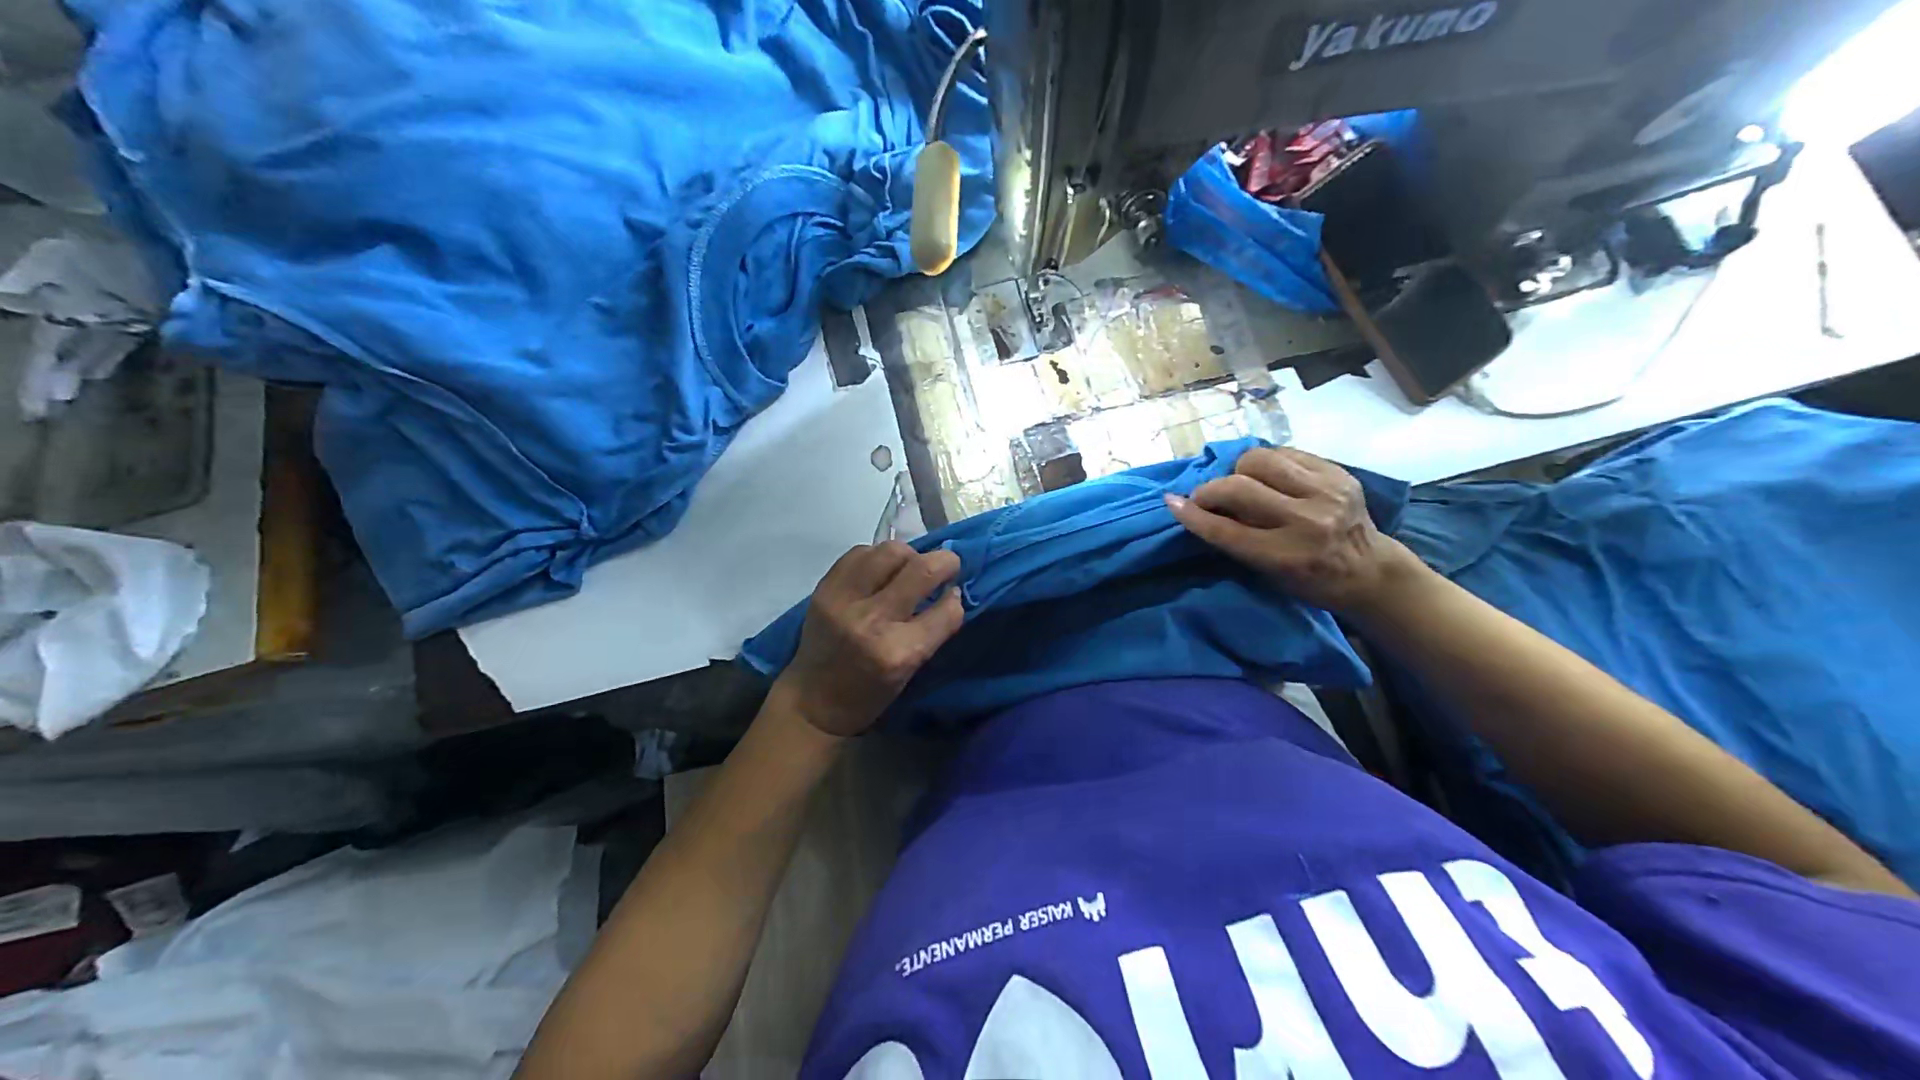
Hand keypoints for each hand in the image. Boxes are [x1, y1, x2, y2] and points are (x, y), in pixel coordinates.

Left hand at [772, 542, 965, 736]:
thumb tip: (951, 590)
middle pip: (921, 569)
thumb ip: (933, 631)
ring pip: (891, 551)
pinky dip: (877, 557)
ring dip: (909, 556)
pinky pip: (860, 552)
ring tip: (907, 570)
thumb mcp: (910, 671)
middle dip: (944, 562)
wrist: (812, 702)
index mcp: (898, 652)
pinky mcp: (824, 588)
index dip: (955, 598)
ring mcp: (844, 600)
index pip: (946, 610)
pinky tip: (880, 572)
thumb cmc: (869, 694)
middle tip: (945, 568)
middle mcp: (872, 620)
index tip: (952, 593)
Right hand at [1165, 446, 1422, 614]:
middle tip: (1205, 497)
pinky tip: (1267, 476)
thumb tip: (1199, 507)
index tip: (1172, 502)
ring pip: (1260, 459)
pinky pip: (1286, 453)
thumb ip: (1237, 539)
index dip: (1193, 515)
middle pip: (1239, 487)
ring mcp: (1326, 492)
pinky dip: (1267, 463)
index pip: (1226, 529)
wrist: (1369, 570)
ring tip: (1241, 483)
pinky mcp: (1338, 473)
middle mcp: (1308, 521)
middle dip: (1211, 490)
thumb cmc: (1309, 581)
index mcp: (1287, 555)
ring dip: (1239, 470)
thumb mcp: (1268, 572)